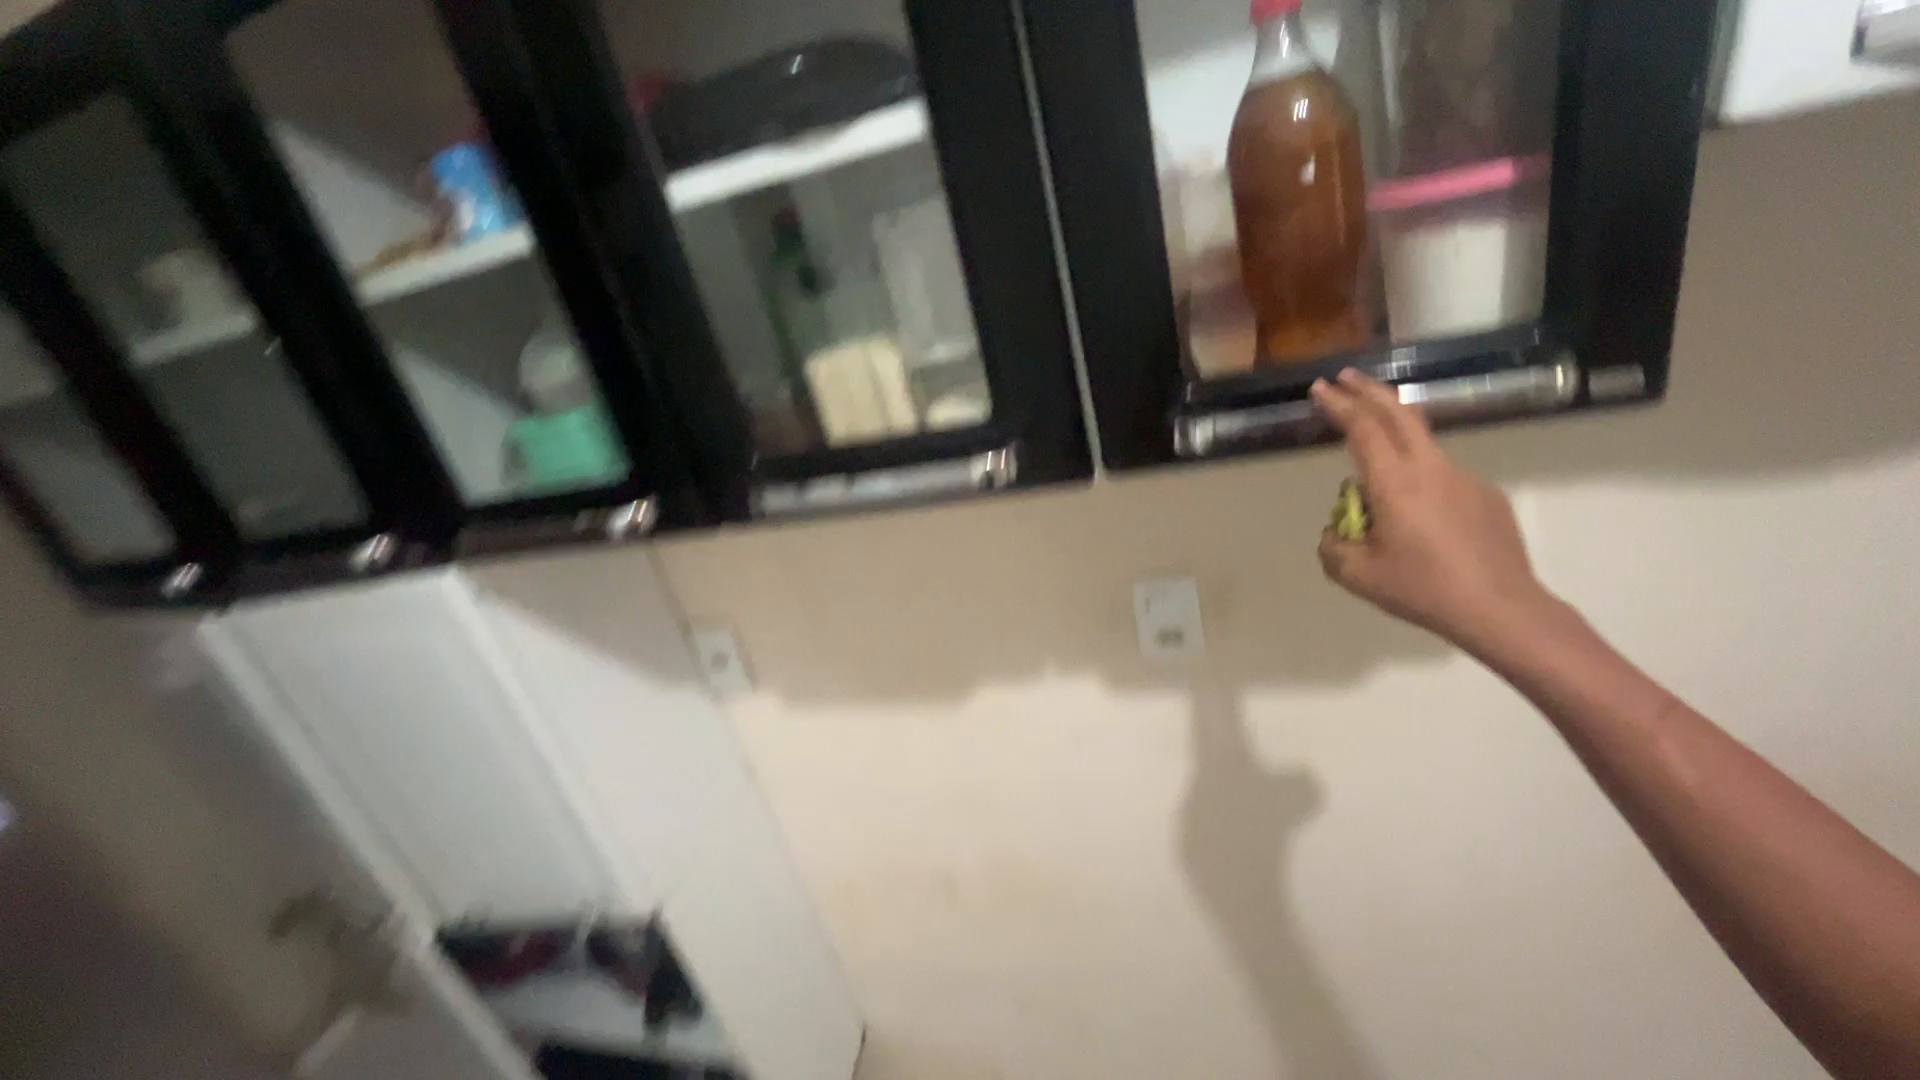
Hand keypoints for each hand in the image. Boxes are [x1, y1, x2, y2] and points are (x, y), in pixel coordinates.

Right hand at [1311, 369, 1555, 648]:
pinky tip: (1420, 521)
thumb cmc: (1423, 589)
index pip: (1362, 429)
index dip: (1339, 405)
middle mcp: (1430, 468)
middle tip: (1346, 379)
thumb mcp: (1358, 576)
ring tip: (1372, 471)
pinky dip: (1420, 481)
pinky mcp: (1485, 496)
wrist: (1500, 608)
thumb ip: (1333, 546)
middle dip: (1369, 391)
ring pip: (1421, 445)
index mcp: (1395, 483)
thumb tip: (1336, 530)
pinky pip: (1443, 478)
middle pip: (1399, 413)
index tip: (1321, 388)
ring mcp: (1464, 478)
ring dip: (1394, 438)